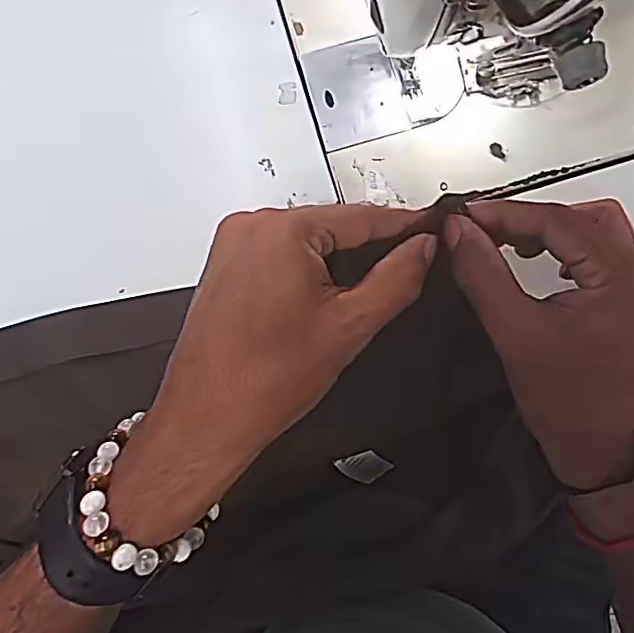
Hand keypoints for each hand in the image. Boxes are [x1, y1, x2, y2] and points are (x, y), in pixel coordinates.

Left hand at [107, 205, 435, 541]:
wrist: (208, 416)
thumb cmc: (260, 380)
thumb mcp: (350, 326)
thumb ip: (397, 279)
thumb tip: (419, 251)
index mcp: (281, 232)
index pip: (360, 216)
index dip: (402, 226)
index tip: (424, 229)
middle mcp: (250, 228)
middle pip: (331, 226)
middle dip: (366, 249)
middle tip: (402, 268)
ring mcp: (233, 245)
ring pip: (305, 240)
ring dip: (334, 263)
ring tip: (348, 303)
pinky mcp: (225, 264)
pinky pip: (278, 253)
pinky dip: (304, 271)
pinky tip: (314, 304)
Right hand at [445, 199, 633, 492]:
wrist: (598, 448)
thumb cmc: (566, 401)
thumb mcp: (514, 331)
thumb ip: (483, 273)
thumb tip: (460, 232)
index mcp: (623, 278)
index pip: (559, 221)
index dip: (506, 213)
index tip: (467, 216)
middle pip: (581, 216)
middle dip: (528, 216)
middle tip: (484, 227)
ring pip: (594, 229)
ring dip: (549, 229)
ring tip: (508, 241)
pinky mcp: (633, 298)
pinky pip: (600, 252)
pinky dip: (565, 247)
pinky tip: (539, 260)